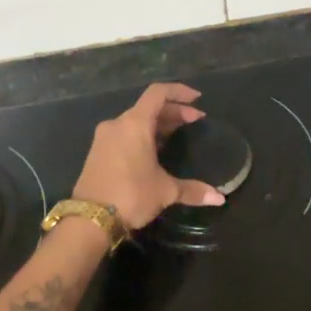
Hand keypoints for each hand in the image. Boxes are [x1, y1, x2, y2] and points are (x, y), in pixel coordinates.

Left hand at [72, 82, 224, 228]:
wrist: (90, 219)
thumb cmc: (131, 195)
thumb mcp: (166, 191)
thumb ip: (193, 190)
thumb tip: (219, 198)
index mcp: (134, 124)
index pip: (158, 93)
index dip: (179, 91)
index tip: (197, 99)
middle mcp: (118, 124)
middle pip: (149, 107)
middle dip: (174, 112)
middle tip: (195, 121)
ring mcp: (105, 138)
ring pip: (136, 121)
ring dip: (158, 124)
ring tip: (178, 134)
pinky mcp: (98, 151)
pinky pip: (125, 133)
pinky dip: (143, 134)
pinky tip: (156, 150)